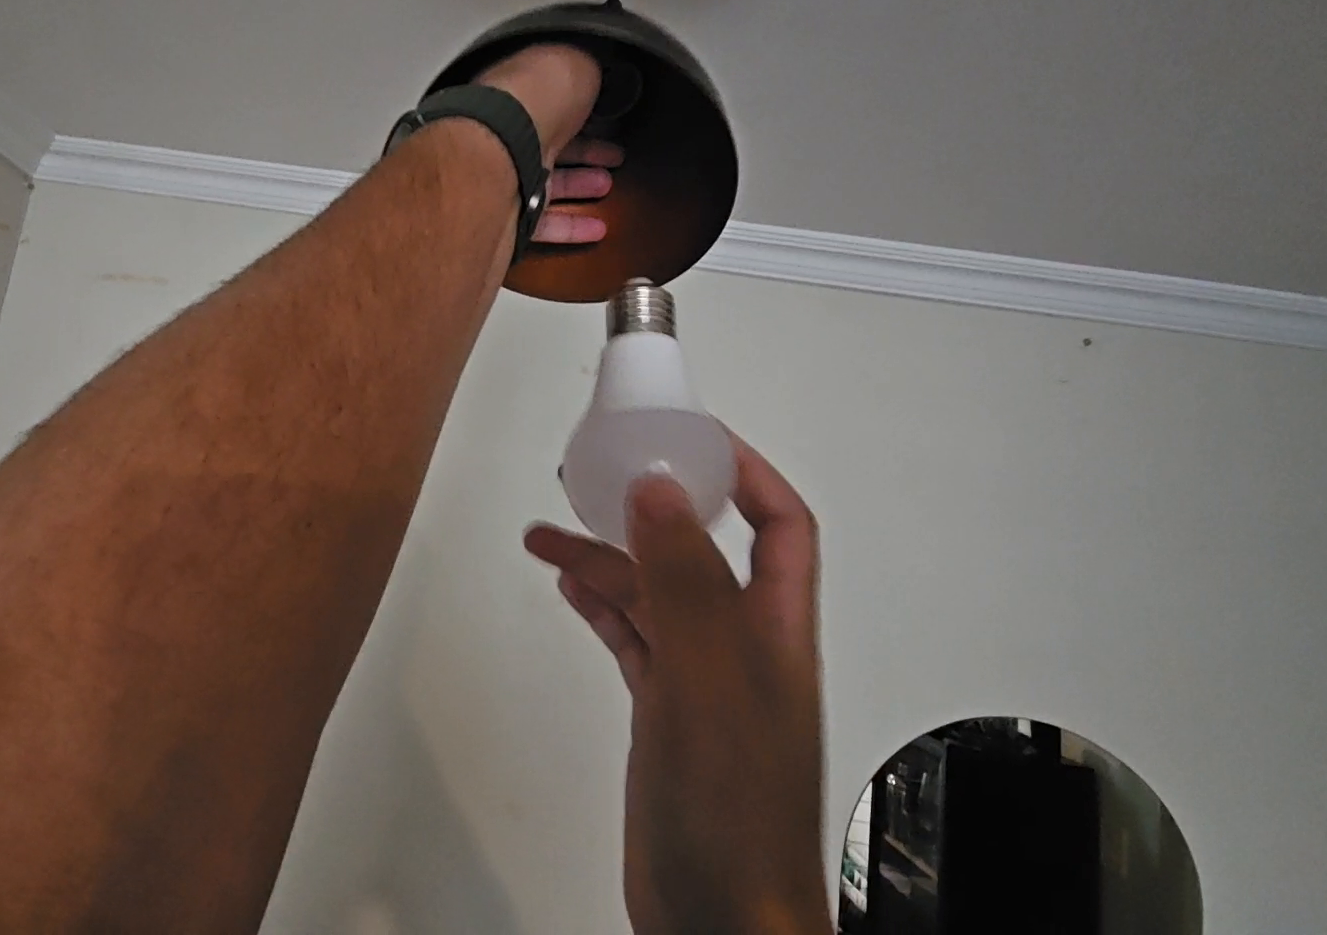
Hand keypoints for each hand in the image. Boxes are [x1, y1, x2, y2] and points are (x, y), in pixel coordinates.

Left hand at [475, 44, 622, 244]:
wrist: (502, 146)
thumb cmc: (531, 98)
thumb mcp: (574, 62)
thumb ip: (587, 69)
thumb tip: (598, 70)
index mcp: (518, 93)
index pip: (551, 100)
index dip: (582, 107)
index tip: (605, 114)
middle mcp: (507, 135)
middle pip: (549, 143)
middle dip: (583, 149)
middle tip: (610, 153)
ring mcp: (506, 176)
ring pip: (547, 184)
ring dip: (579, 185)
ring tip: (605, 185)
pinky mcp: (509, 213)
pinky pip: (543, 223)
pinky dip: (571, 227)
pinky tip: (595, 228)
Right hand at [524, 431, 829, 934]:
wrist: (717, 912)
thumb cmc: (732, 805)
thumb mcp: (707, 675)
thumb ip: (684, 579)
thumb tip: (658, 488)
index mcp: (773, 624)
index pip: (778, 521)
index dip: (743, 472)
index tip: (691, 439)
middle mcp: (739, 640)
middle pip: (696, 549)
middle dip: (651, 507)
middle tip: (599, 477)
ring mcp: (698, 674)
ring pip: (650, 591)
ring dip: (604, 558)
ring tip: (548, 534)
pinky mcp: (664, 705)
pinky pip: (629, 633)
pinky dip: (600, 604)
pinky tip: (570, 585)